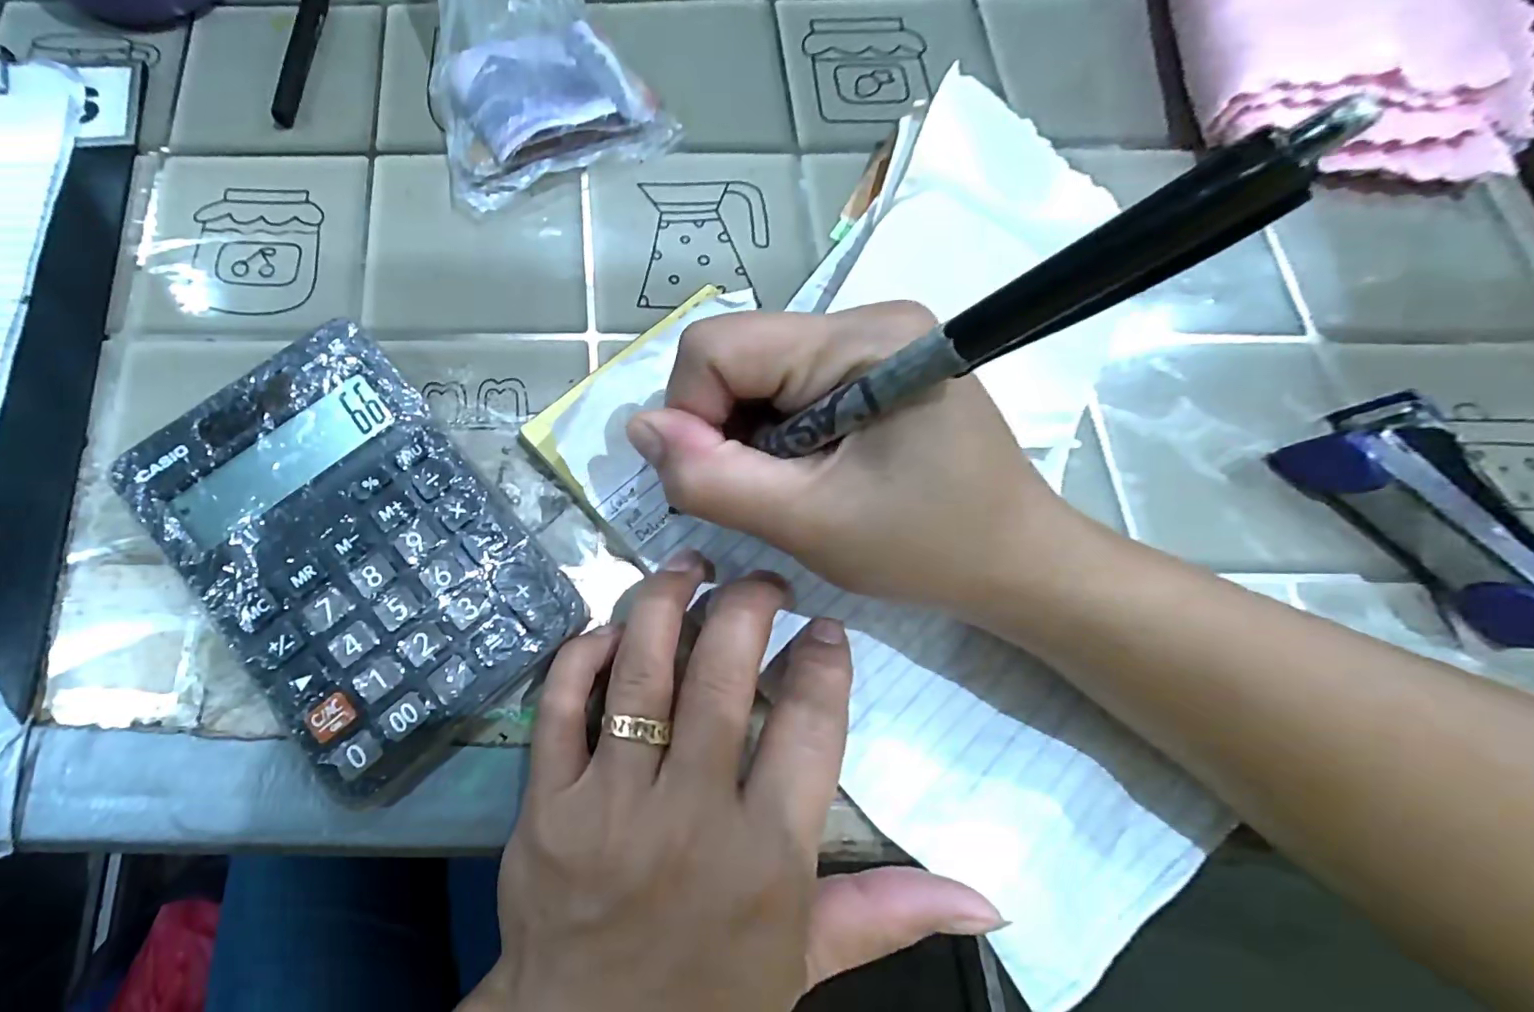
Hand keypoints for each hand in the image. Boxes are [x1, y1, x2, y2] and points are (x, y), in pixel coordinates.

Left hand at [463, 558, 1001, 1011]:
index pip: (810, 731)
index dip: (823, 665)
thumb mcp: (801, 967)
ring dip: (663, 603)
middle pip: (722, 678)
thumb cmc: (703, 999)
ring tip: (686, 565)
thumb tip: (987, 901)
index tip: (824, 626)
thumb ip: (883, 917)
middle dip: (746, 607)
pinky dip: (582, 656)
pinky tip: (607, 629)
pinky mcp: (546, 804)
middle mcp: (691, 816)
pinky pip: (560, 707)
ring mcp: (610, 804)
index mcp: (766, 857)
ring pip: (641, 673)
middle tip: (757, 577)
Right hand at [626, 303, 1079, 613]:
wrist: (1016, 562)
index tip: (723, 481)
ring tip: (787, 485)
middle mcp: (861, 318)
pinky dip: (765, 433)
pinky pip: (775, 385)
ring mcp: (864, 336)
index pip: (715, 348)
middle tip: (760, 490)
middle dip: (719, 429)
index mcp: (861, 339)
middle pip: (729, 356)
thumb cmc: (927, 549)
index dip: (693, 417)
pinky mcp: (863, 362)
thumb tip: (638, 428)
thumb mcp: (807, 524)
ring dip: (741, 435)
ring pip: (745, 372)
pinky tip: (801, 469)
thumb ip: (712, 479)